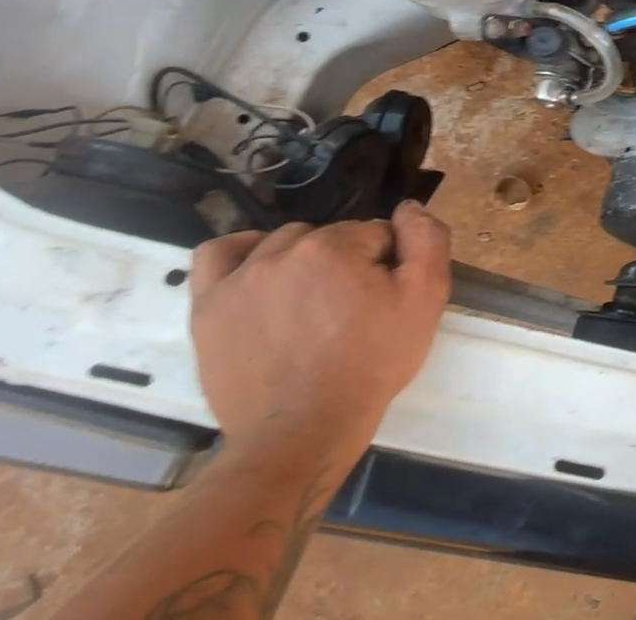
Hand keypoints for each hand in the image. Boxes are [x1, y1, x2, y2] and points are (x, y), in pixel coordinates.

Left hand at [189, 202, 451, 463]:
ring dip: (306, 260)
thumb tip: (409, 207)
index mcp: (334, 247)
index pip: (377, 233)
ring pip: (283, 244)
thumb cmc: (373, 362)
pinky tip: (261, 269)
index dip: (391, 263)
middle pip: (331, 237)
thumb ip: (427, 240)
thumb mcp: (425, 299)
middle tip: (358, 306)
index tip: (390, 297)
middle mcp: (280, 253)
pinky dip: (242, 251)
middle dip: (350, 261)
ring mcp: (237, 280)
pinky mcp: (208, 308)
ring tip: (317, 302)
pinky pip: (217, 256)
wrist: (305, 427)